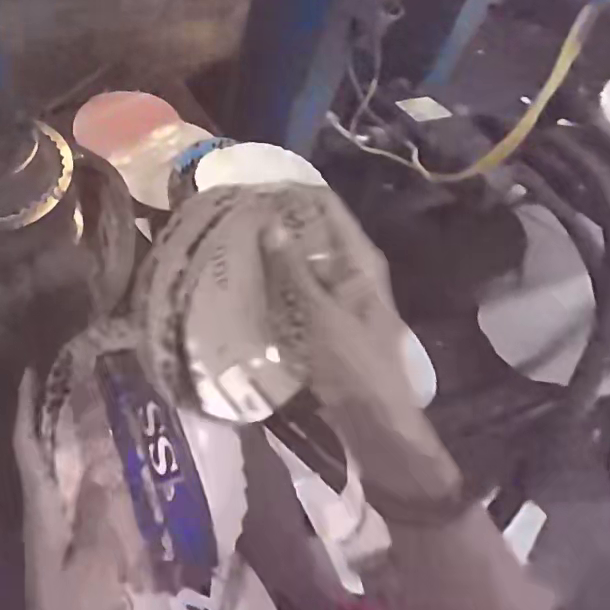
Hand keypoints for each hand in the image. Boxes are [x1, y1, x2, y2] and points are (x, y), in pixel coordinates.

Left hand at [14, 367, 130, 609]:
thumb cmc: (73, 605)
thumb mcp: (92, 563)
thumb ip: (97, 514)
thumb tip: (101, 467)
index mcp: (39, 502)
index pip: (25, 442)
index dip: (25, 404)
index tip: (31, 370)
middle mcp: (39, 504)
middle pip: (39, 447)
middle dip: (49, 411)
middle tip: (75, 380)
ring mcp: (48, 520)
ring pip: (54, 465)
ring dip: (67, 435)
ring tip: (94, 409)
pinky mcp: (61, 537)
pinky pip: (68, 488)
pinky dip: (82, 467)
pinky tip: (107, 466)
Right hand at [257, 188, 462, 504]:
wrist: (376, 424)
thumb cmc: (353, 365)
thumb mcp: (319, 314)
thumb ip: (293, 268)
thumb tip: (269, 222)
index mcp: (360, 261)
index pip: (326, 205)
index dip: (292, 190)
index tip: (253, 184)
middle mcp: (352, 268)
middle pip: (312, 227)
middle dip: (277, 215)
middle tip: (235, 209)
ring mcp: (339, 291)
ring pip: (302, 253)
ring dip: (274, 243)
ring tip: (233, 234)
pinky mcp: (325, 312)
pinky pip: (297, 279)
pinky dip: (275, 270)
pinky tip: (247, 272)